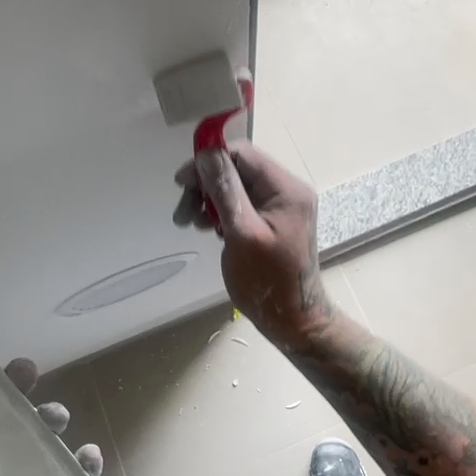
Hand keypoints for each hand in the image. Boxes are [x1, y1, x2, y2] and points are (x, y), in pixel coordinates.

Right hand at [173, 142, 331, 351]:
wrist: (293, 321)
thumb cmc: (268, 281)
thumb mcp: (242, 233)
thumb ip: (224, 190)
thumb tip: (206, 154)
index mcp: (286, 188)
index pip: (243, 154)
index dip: (209, 161)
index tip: (182, 182)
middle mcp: (286, 190)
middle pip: (237, 169)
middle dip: (206, 185)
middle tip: (184, 211)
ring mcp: (280, 206)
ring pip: (235, 186)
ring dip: (209, 199)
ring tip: (191, 222)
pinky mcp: (271, 220)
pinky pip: (241, 203)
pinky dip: (220, 211)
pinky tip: (208, 228)